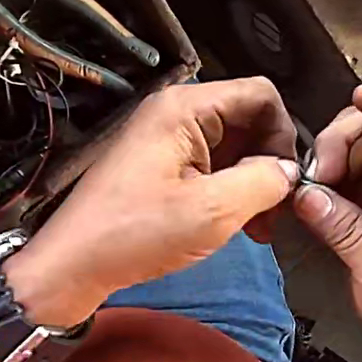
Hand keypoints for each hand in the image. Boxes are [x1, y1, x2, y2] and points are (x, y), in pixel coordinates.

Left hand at [4, 78, 299, 327]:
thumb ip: (263, 182)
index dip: (283, 134)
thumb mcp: (212, 210)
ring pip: (235, 146)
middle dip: (270, 163)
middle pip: (249, 120)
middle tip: (276, 211)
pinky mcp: (164, 164)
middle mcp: (177, 113)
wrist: (73, 266)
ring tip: (259, 225)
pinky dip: (232, 191)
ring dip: (254, 183)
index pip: (261, 95)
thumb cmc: (135, 234)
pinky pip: (214, 165)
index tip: (286, 178)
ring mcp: (169, 138)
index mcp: (185, 109)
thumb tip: (289, 172)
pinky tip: (238, 223)